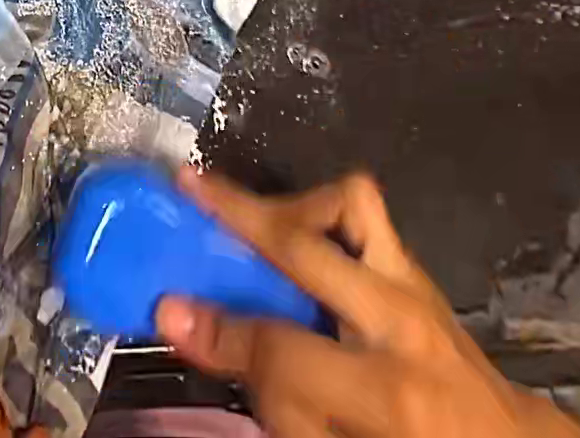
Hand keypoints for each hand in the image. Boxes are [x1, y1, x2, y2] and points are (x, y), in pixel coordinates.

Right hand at [154, 169, 579, 437]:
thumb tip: (195, 327)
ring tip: (248, 215)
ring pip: (348, 203)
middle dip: (238, 212)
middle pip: (303, 246)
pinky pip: (362, 211)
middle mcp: (402, 323)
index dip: (218, 332)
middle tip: (189, 185)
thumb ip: (272, 395)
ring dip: (290, 203)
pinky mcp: (413, 264)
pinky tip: (293, 234)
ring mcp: (413, 284)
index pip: (282, 349)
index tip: (166, 309)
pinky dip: (320, 210)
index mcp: (390, 395)